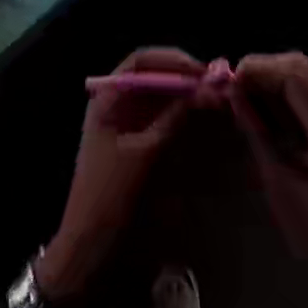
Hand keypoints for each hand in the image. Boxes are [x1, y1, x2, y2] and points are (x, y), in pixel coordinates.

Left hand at [41, 48, 218, 305]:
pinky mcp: (135, 145)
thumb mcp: (145, 153)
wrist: (89, 248)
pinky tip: (201, 118)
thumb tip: (206, 89)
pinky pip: (160, 118)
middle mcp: (114, 104)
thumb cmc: (110, 195)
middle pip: (152, 76)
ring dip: (185, 94)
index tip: (204, 71)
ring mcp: (125, 125)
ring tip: (215, 98)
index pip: (141, 62)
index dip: (172, 60)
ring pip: (159, 97)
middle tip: (218, 85)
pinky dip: (180, 114)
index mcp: (107, 98)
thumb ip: (174, 118)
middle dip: (184, 76)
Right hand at [228, 53, 307, 284]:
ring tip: (246, 102)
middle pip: (306, 69)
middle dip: (264, 71)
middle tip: (232, 90)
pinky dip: (293, 96)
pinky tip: (272, 116)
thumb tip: (233, 93)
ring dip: (277, 82)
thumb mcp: (283, 189)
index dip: (257, 70)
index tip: (225, 83)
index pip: (297, 76)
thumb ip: (259, 134)